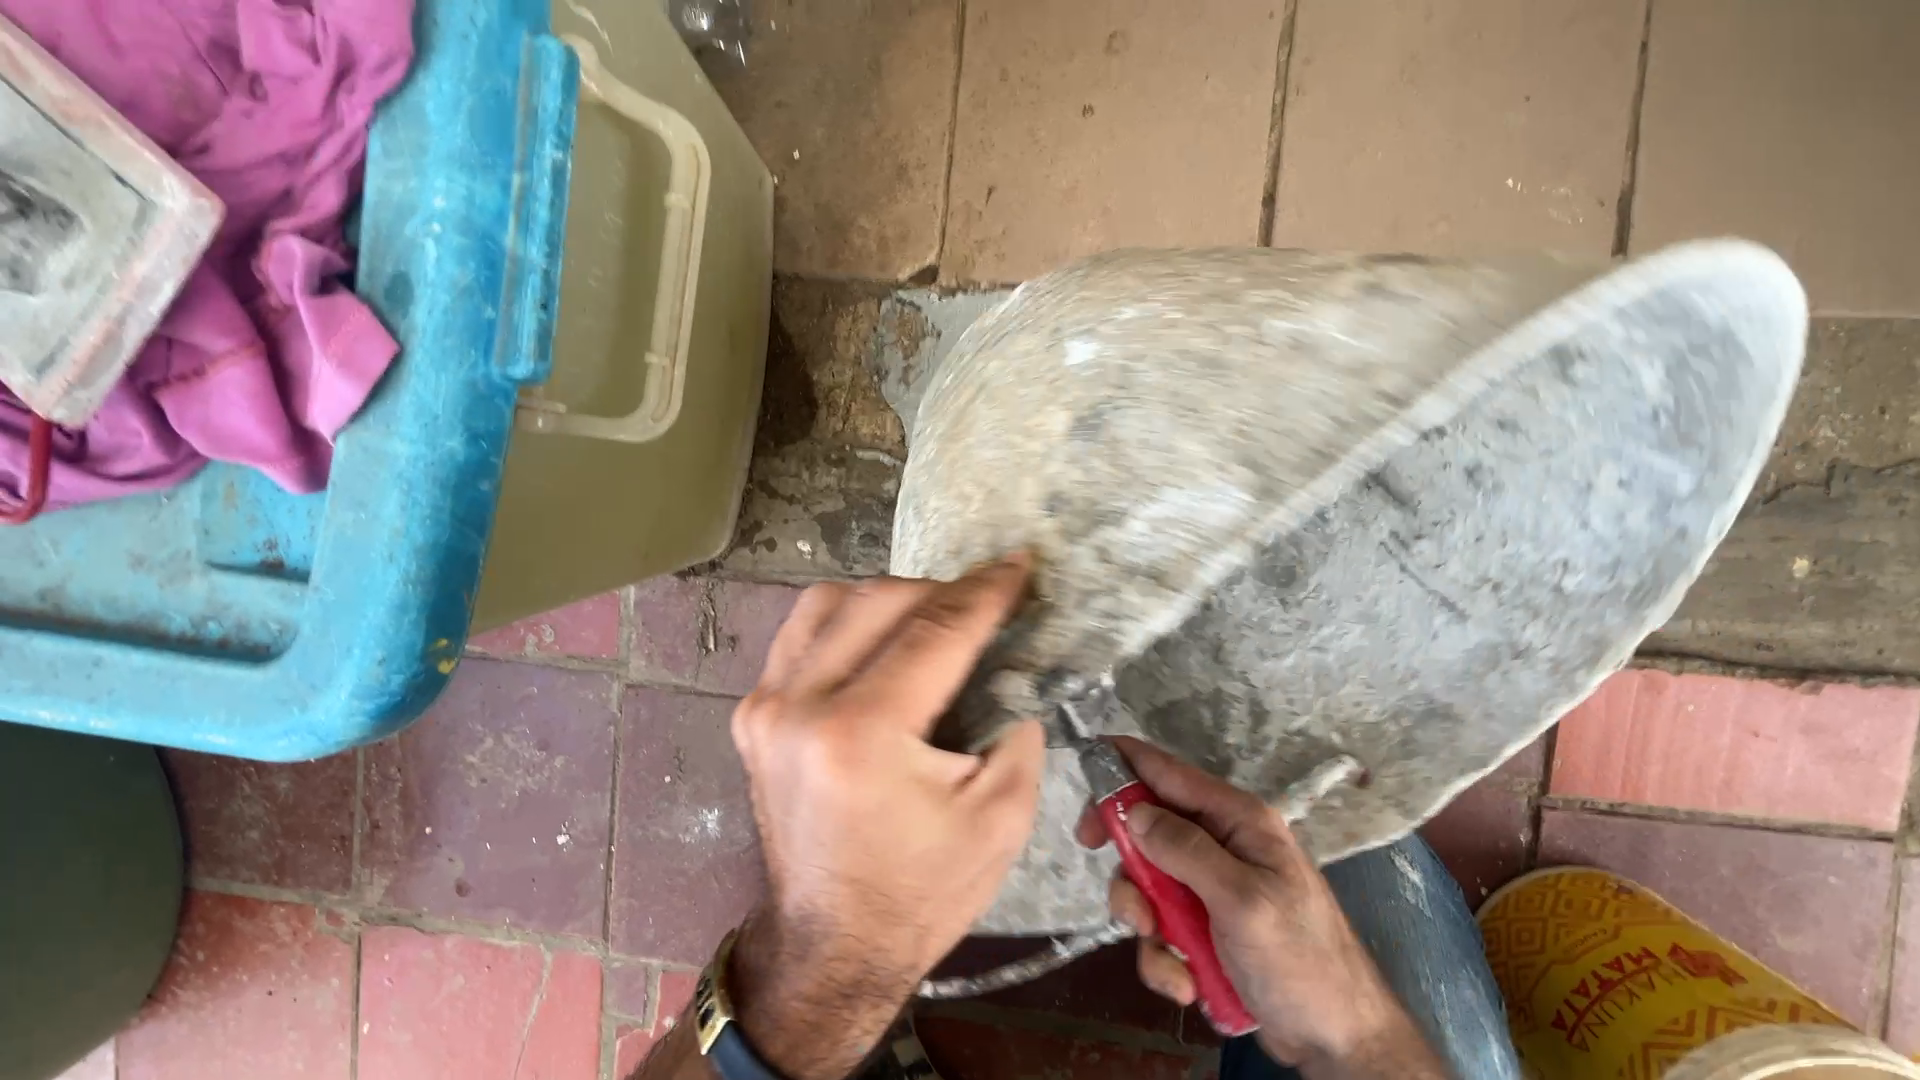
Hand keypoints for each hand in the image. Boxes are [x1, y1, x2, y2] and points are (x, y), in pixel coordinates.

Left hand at [727, 556, 1046, 1079]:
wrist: (832, 946)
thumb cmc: (922, 891)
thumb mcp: (1001, 816)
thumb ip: (1014, 722)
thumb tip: (1012, 659)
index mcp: (862, 735)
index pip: (935, 630)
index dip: (985, 591)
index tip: (1019, 565)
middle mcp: (800, 706)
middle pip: (880, 600)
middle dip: (944, 589)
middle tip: (987, 599)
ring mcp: (764, 706)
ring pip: (830, 602)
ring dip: (892, 596)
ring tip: (936, 617)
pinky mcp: (752, 714)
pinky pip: (801, 634)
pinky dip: (847, 619)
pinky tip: (881, 637)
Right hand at [1076, 738, 1441, 1077]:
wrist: (1335, 1041)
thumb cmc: (1301, 959)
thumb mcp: (1242, 901)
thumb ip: (1186, 851)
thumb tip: (1134, 811)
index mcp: (1237, 821)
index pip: (1170, 773)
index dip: (1124, 763)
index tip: (1083, 763)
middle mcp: (1220, 844)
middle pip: (1147, 829)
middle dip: (1129, 866)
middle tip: (1110, 882)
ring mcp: (1209, 887)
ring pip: (1146, 883)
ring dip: (1146, 924)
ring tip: (1171, 959)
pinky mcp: (1202, 927)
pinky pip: (1159, 927)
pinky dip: (1164, 958)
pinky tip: (1187, 984)